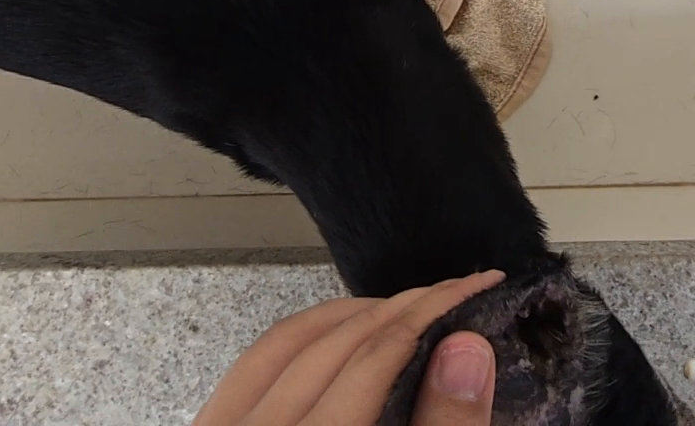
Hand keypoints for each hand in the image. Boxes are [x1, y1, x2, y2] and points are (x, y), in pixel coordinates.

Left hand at [194, 270, 501, 425]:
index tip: (484, 283)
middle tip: (463, 288)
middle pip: (343, 338)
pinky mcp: (210, 425)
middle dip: (410, 303)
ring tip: (414, 304)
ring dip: (361, 311)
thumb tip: (467, 349)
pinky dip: (310, 330)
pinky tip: (343, 329)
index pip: (381, 351)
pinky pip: (260, 357)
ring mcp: (222, 425)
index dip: (439, 308)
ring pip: (297, 338)